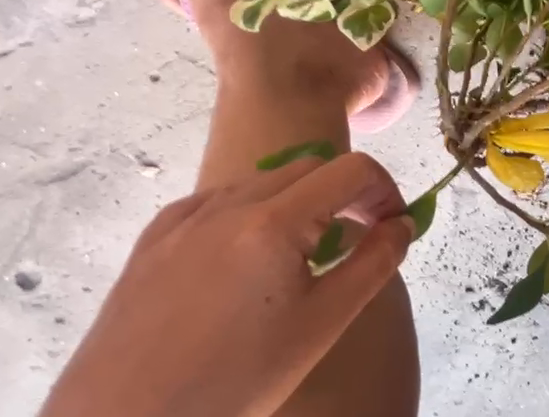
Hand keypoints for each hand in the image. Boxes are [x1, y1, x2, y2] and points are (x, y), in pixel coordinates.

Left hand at [42, 153, 413, 416]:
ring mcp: (179, 226)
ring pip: (262, 181)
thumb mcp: (325, 322)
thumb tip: (401, 223)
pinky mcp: (147, 248)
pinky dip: (245, 211)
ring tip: (301, 249)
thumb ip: (377, 261)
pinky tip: (245, 249)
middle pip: (310, 168)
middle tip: (357, 234)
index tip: (391, 225)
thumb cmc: (233, 380)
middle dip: (346, 192)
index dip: (384, 190)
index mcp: (273, 224)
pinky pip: (211, 203)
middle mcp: (226, 208)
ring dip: (298, 200)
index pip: (353, 170)